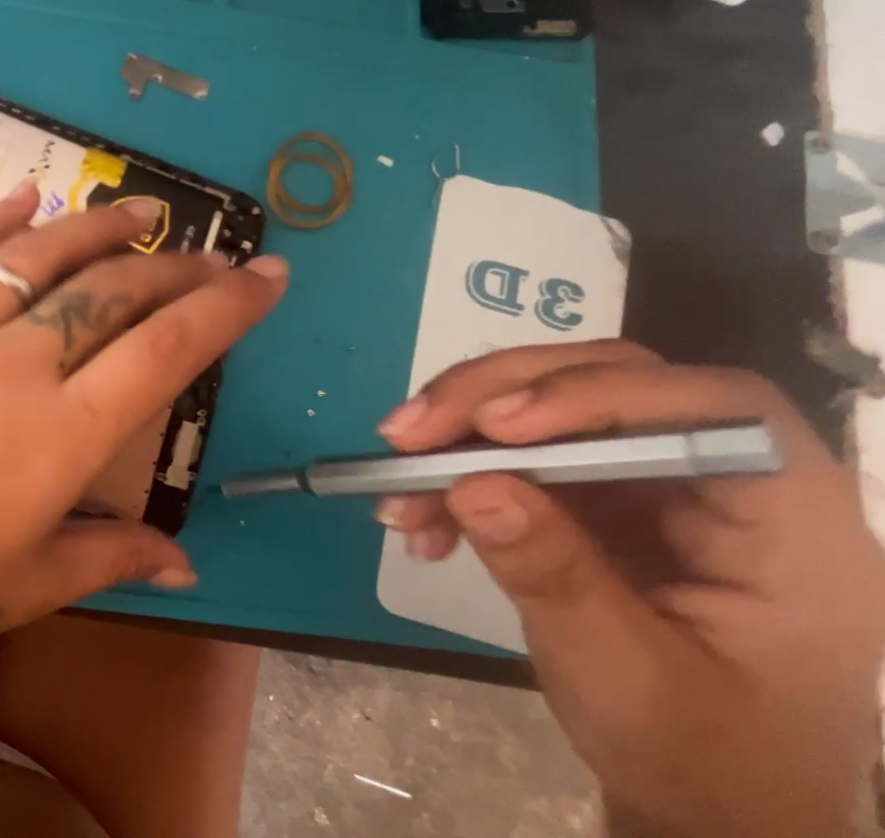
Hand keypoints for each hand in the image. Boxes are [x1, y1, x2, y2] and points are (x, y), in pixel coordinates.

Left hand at [0, 180, 287, 718]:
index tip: (270, 278)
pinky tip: (28, 197)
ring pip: (39, 255)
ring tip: (143, 214)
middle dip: (176, 269)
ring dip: (99, 227)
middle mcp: (12, 365)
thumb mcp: (23, 588)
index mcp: (61, 438)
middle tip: (216, 257)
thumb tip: (184, 563)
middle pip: (113, 292)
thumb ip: (111, 558)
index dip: (229, 308)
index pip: (168, 350)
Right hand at [375, 342, 884, 837]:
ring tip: (393, 480)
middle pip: (614, 383)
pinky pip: (517, 460)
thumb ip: (555, 576)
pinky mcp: (599, 502)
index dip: (604, 394)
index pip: (716, 409)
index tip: (497, 426)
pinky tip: (416, 520)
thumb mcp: (623, 675)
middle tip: (408, 432)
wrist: (699, 802)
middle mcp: (722, 483)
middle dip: (497, 397)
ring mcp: (656, 488)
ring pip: (552, 410)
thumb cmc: (697, 755)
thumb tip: (472, 483)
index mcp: (787, 524)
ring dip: (459, 433)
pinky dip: (455, 477)